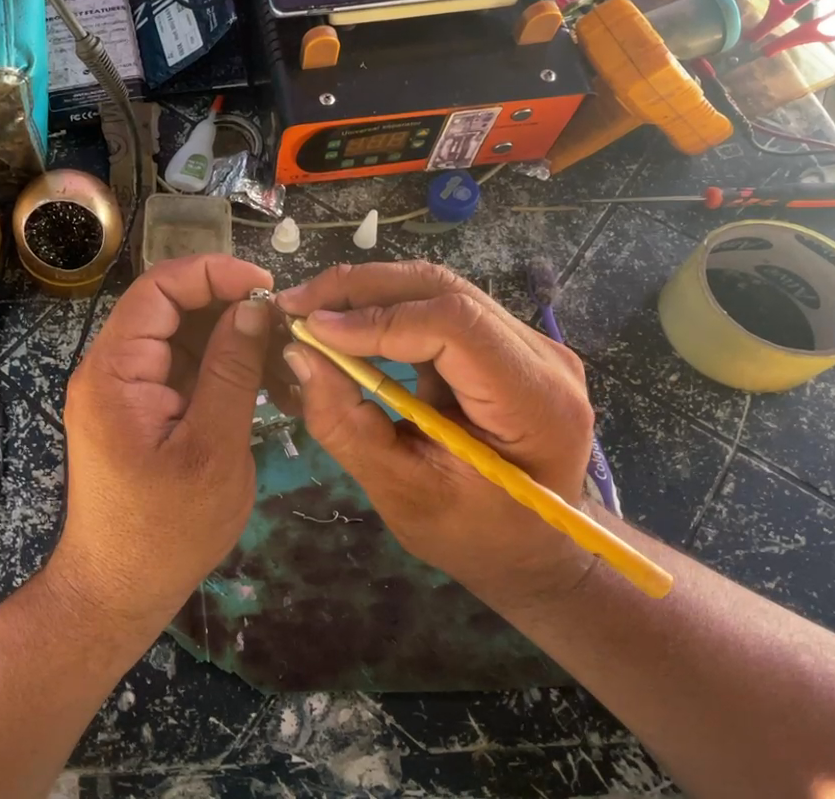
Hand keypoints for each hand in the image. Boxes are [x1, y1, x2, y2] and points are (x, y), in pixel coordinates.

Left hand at [53, 254, 275, 626]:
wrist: (119, 589)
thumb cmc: (166, 529)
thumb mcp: (213, 449)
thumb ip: (232, 372)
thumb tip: (254, 309)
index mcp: (114, 370)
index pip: (158, 289)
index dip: (212, 273)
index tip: (266, 287)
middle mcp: (110, 369)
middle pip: (169, 310)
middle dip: (228, 307)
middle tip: (284, 326)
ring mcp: (122, 391)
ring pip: (179, 339)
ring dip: (229, 340)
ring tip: (282, 359)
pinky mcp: (139, 411)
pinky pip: (180, 370)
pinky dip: (219, 370)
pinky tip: (262, 385)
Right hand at [275, 261, 596, 606]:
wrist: (529, 546)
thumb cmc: (474, 534)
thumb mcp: (402, 493)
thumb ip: (347, 425)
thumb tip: (298, 353)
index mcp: (535, 402)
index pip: (456, 325)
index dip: (378, 320)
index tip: (312, 331)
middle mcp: (540, 356)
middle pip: (442, 290)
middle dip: (360, 289)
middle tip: (294, 305)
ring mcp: (524, 342)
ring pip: (435, 287)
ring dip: (366, 292)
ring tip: (309, 310)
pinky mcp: (500, 341)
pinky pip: (434, 305)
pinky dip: (381, 307)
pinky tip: (342, 322)